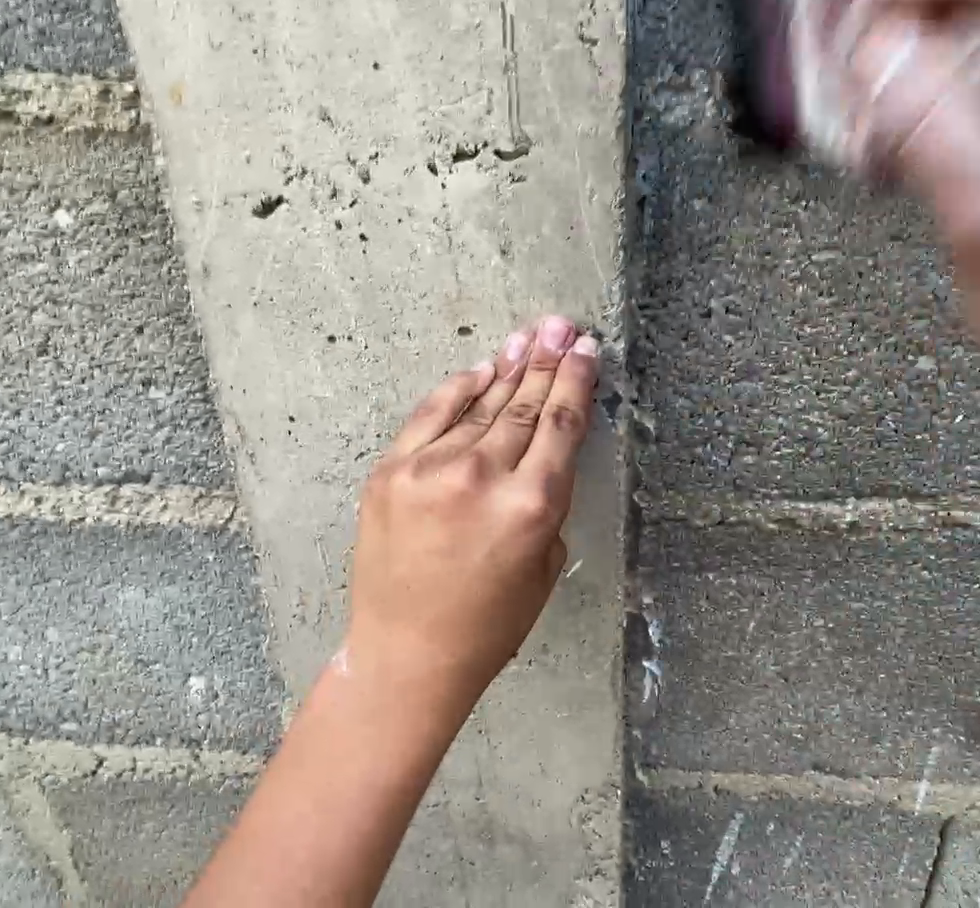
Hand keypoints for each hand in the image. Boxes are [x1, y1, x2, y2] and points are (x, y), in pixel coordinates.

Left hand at [345, 316, 598, 709]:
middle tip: (562, 326)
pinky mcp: (391, 472)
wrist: (408, 653)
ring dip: (509, 368)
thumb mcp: (544, 563)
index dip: (577, 381)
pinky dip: (459, 388)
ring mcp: (431, 470)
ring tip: (529, 337)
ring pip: (481, 404)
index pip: (562, 424)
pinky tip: (482, 369)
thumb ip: (546, 501)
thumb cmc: (488, 623)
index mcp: (531, 505)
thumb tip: (539, 451)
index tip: (587, 351)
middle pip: (524, 404)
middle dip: (548, 361)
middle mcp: (482, 477)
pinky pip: (431, 415)